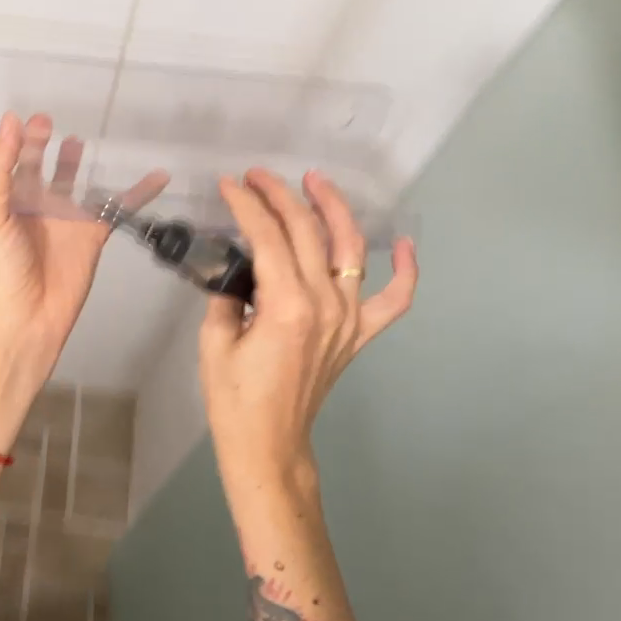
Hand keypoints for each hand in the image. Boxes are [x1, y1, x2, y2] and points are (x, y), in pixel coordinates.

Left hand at [0, 112, 162, 375]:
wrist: (28, 319)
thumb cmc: (1, 269)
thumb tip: (10, 121)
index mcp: (1, 201)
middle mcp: (29, 206)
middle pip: (32, 166)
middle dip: (35, 142)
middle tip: (44, 120)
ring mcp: (61, 218)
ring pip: (70, 180)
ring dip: (71, 160)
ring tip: (75, 139)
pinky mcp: (90, 234)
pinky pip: (116, 206)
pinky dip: (137, 192)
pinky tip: (158, 175)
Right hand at [199, 169, 416, 489]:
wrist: (268, 443)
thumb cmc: (235, 399)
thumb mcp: (214, 343)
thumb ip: (226, 297)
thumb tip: (237, 271)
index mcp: (286, 305)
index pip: (267, 237)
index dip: (247, 204)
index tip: (229, 185)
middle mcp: (325, 303)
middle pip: (307, 231)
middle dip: (281, 195)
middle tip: (258, 177)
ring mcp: (349, 318)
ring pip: (351, 248)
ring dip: (334, 209)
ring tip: (315, 184)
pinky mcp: (360, 334)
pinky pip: (395, 298)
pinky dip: (406, 269)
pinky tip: (402, 244)